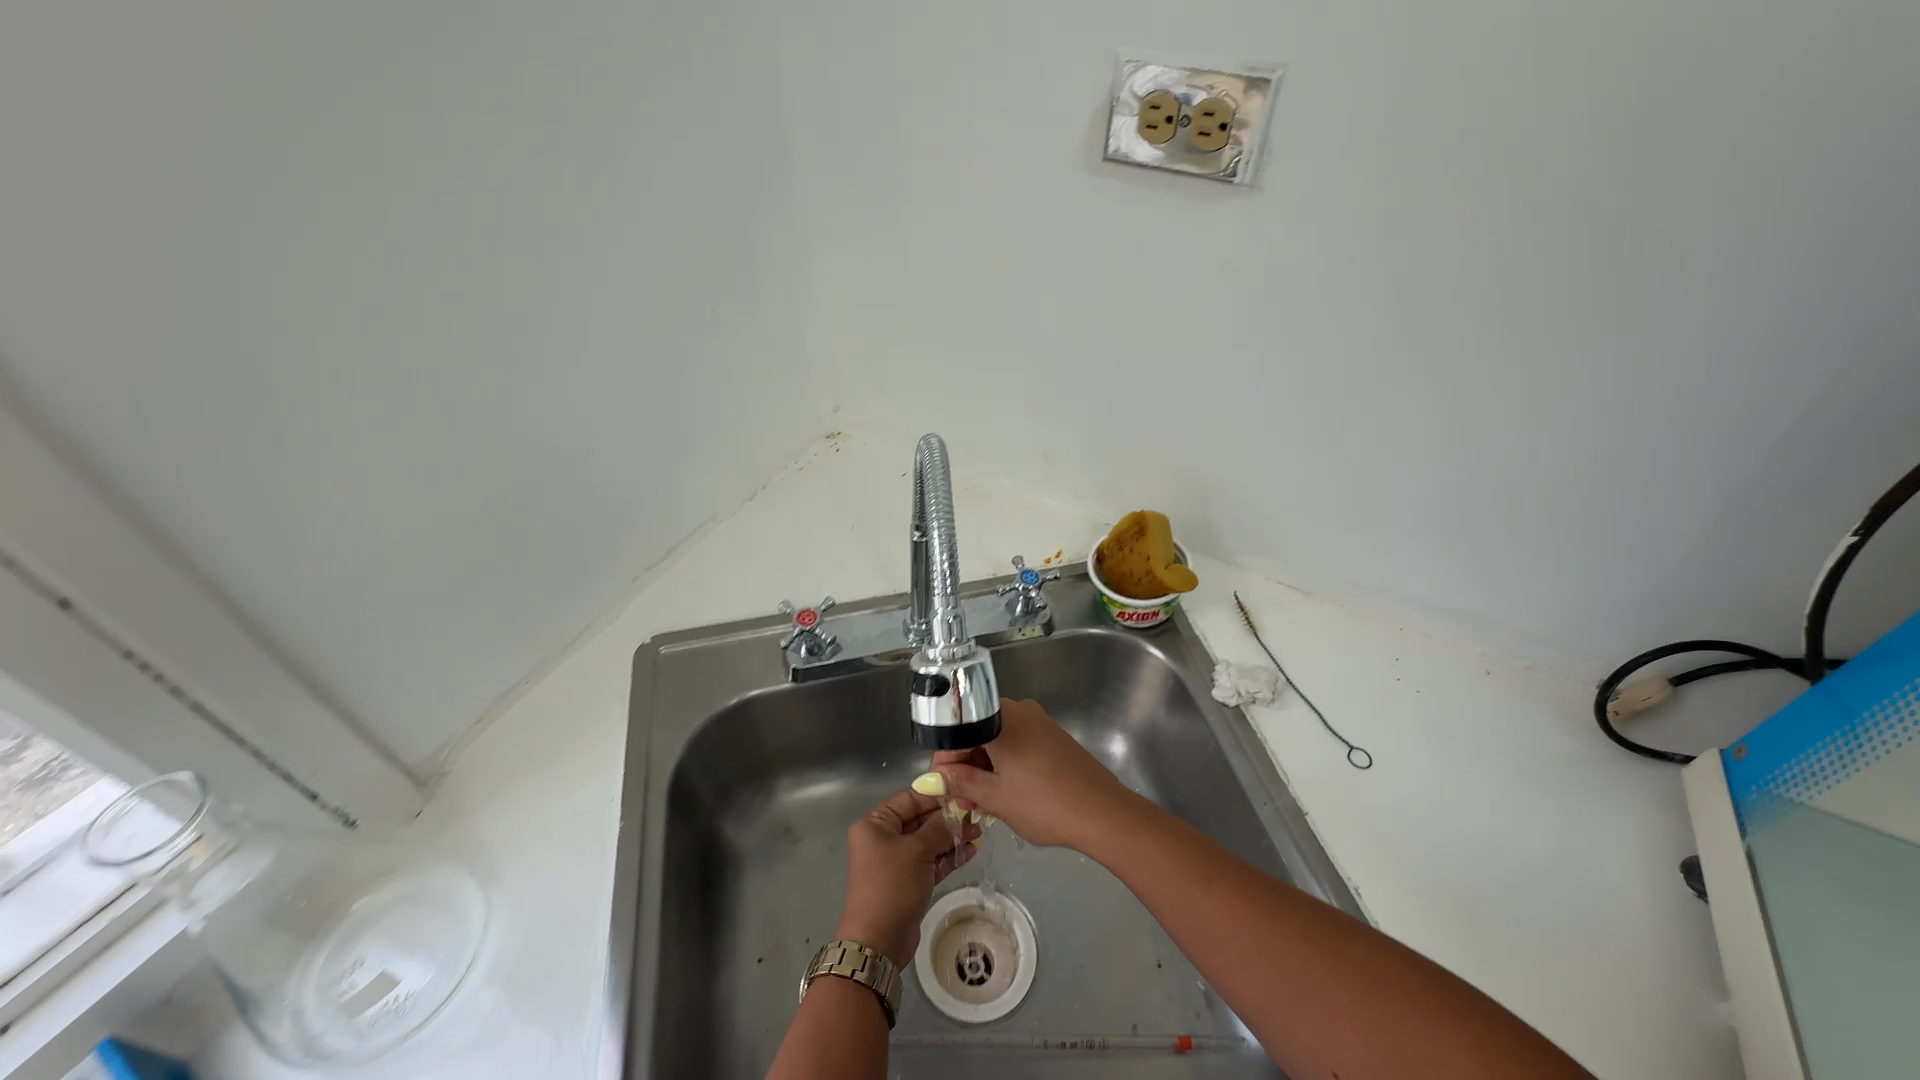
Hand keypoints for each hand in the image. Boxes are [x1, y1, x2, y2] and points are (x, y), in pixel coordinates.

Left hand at [834, 788, 980, 966]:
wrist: (879, 939)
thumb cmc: (892, 885)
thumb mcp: (917, 851)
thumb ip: (939, 829)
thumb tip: (957, 814)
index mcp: (876, 824)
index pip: (909, 799)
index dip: (936, 796)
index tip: (963, 793)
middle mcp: (884, 838)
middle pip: (920, 820)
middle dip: (948, 818)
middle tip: (976, 816)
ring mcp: (896, 861)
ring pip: (928, 842)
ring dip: (952, 838)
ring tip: (978, 833)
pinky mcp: (908, 881)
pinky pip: (930, 862)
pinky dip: (948, 857)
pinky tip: (970, 851)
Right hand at [927, 698, 1138, 851]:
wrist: (1103, 812)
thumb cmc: (1045, 804)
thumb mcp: (995, 797)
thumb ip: (961, 783)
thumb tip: (933, 779)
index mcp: (999, 719)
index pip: (956, 731)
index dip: (944, 760)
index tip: (941, 786)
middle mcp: (1019, 711)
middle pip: (977, 733)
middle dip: (965, 766)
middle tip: (961, 800)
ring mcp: (1039, 722)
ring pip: (998, 740)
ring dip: (985, 768)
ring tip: (981, 804)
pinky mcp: (1053, 736)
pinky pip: (1018, 744)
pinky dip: (1006, 765)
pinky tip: (1005, 793)